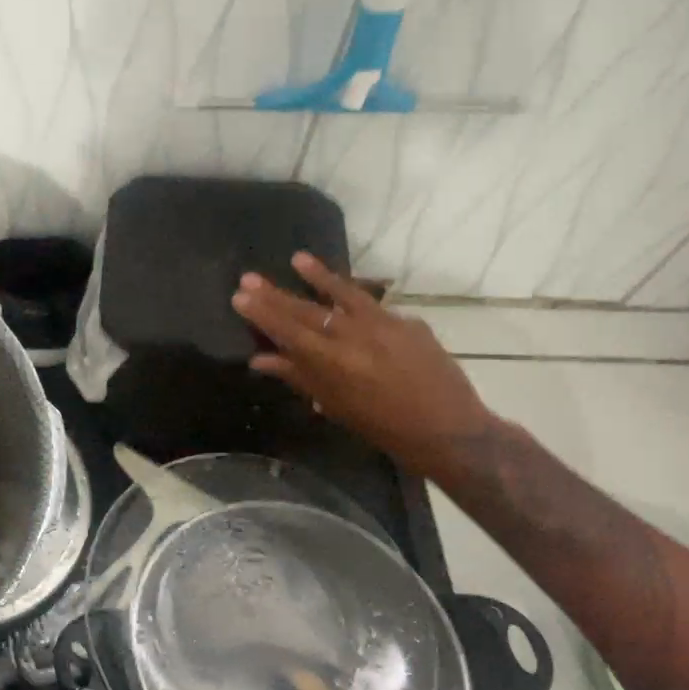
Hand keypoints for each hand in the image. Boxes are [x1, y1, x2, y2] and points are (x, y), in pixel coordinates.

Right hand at [230, 253, 498, 479]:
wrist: (449, 430)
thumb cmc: (383, 427)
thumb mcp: (335, 406)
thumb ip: (299, 377)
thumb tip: (260, 360)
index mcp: (333, 361)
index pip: (287, 329)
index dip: (261, 312)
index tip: (239, 295)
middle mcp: (355, 336)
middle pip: (308, 309)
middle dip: (276, 294)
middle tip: (249, 277)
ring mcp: (386, 324)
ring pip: (345, 294)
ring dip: (319, 276)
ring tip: (298, 259)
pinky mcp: (410, 322)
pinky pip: (376, 308)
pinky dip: (357, 303)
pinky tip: (347, 298)